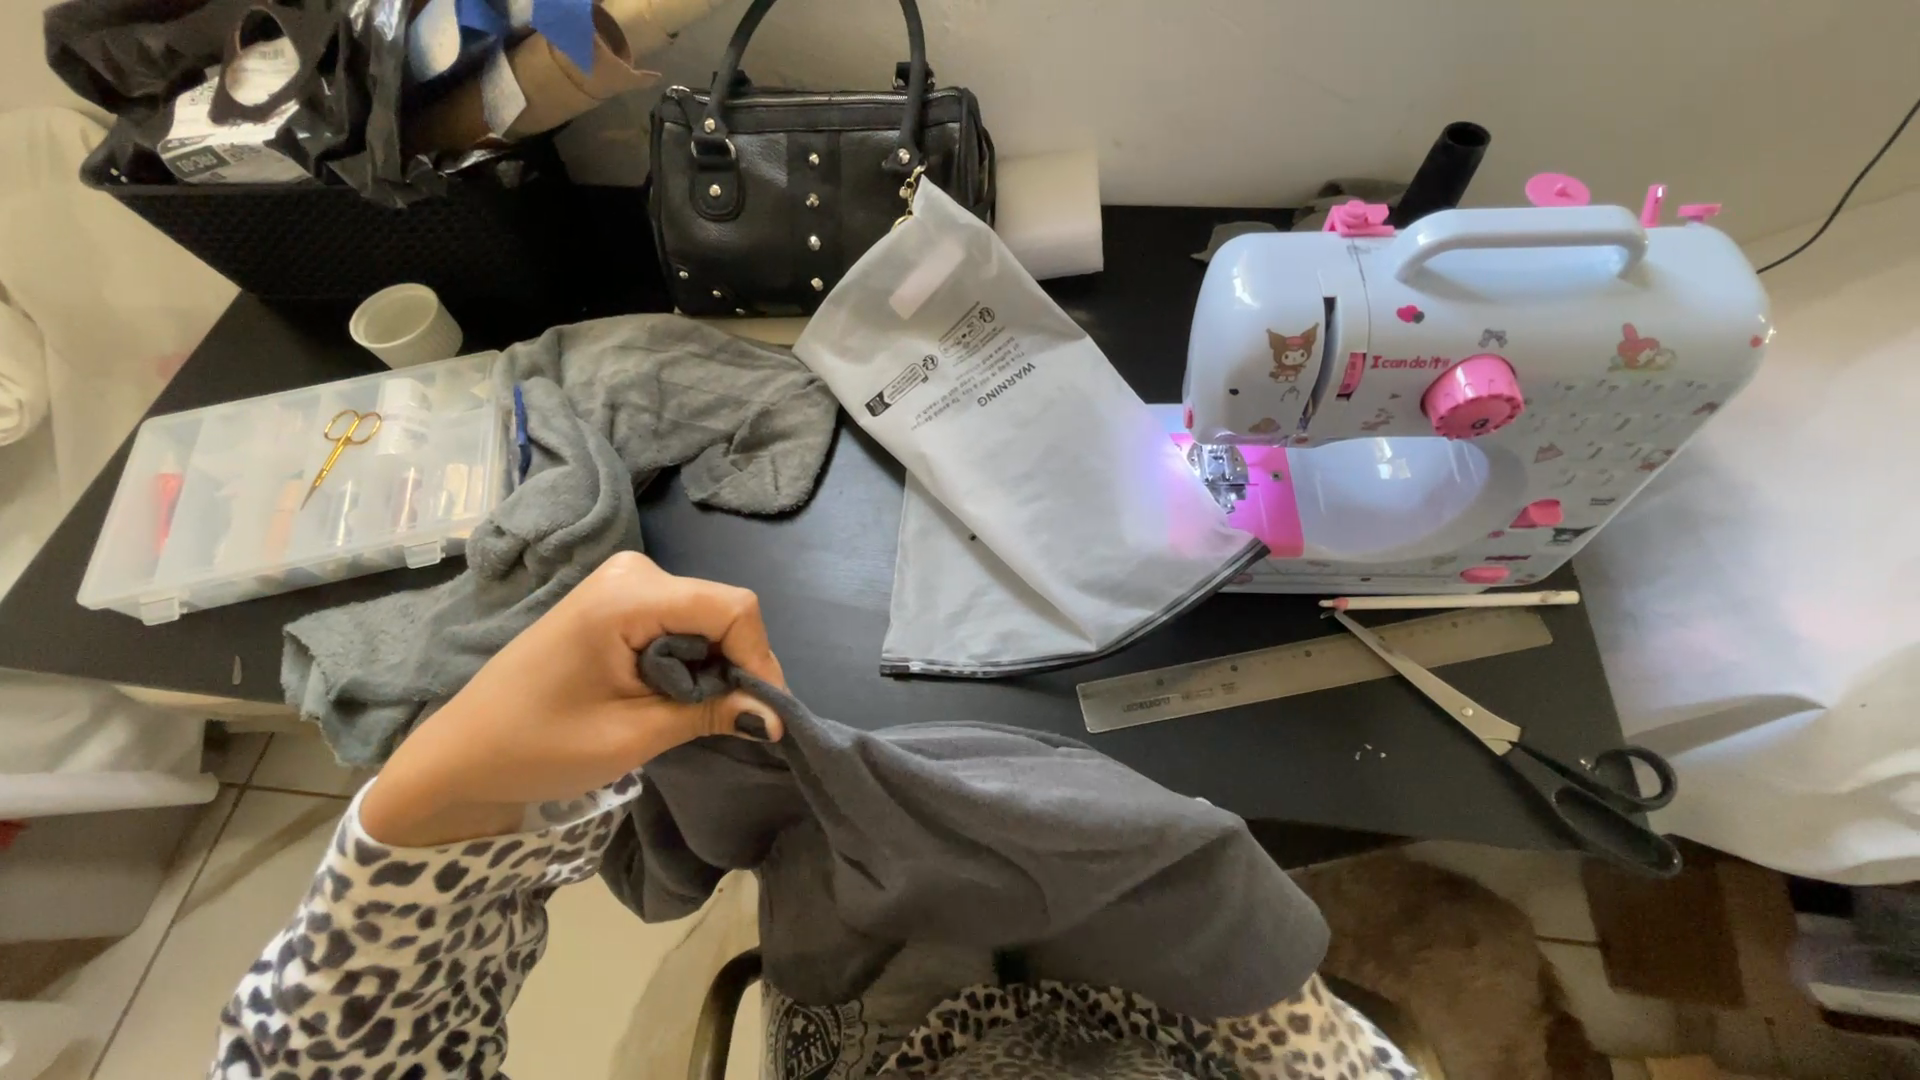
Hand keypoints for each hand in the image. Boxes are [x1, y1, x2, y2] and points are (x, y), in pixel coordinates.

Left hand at [360, 553, 785, 846]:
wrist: (460, 756)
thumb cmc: (536, 748)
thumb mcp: (634, 735)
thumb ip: (712, 713)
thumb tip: (777, 718)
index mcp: (627, 596)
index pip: (731, 607)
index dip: (759, 657)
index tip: (764, 711)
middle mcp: (632, 573)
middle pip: (723, 609)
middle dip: (738, 664)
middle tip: (731, 719)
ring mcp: (624, 583)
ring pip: (708, 616)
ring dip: (716, 665)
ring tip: (695, 712)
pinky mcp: (619, 602)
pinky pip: (683, 621)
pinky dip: (694, 659)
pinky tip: (675, 693)